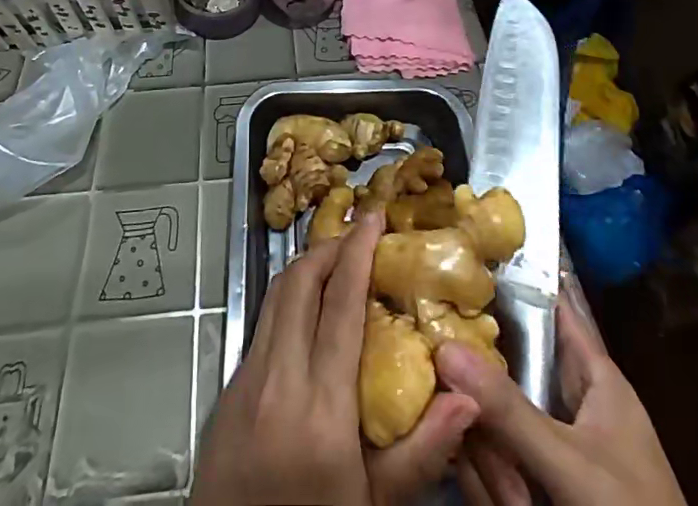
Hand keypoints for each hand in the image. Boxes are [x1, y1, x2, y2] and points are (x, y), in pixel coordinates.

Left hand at [192, 210, 479, 505]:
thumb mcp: (374, 505)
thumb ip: (421, 452)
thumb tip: (467, 396)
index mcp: (320, 408)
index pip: (340, 307)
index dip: (358, 254)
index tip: (373, 219)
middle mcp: (277, 379)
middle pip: (299, 285)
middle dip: (329, 247)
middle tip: (359, 230)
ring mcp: (246, 380)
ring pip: (274, 298)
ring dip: (306, 268)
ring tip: (337, 256)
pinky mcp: (230, 389)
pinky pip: (262, 325)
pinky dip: (288, 299)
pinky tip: (308, 309)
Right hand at [439, 289, 685, 505]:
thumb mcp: (568, 460)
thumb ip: (509, 409)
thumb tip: (444, 347)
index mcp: (599, 379)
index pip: (556, 311)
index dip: (519, 284)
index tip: (468, 264)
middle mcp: (577, 399)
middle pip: (516, 364)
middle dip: (484, 385)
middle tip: (445, 379)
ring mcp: (562, 438)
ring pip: (505, 411)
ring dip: (488, 443)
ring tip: (495, 478)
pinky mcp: (549, 472)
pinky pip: (507, 452)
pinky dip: (492, 470)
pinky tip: (480, 481)